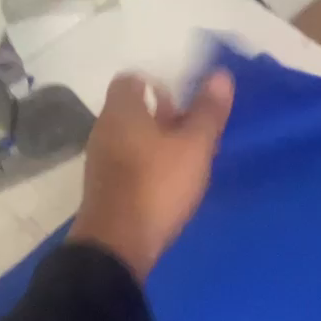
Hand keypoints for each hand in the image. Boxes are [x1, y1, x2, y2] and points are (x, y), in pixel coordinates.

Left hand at [68, 69, 235, 282]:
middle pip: (132, 111)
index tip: (183, 104)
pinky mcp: (102, 190)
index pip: (133, 79)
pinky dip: (145, 170)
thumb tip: (221, 75)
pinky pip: (126, 167)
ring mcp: (99, 161)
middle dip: (161, 118)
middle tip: (192, 135)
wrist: (118, 244)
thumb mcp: (194, 148)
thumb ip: (208, 113)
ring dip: (154, 147)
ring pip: (130, 141)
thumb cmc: (158, 187)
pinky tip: (165, 189)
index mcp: (122, 109)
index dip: (159, 85)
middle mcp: (104, 128)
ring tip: (184, 165)